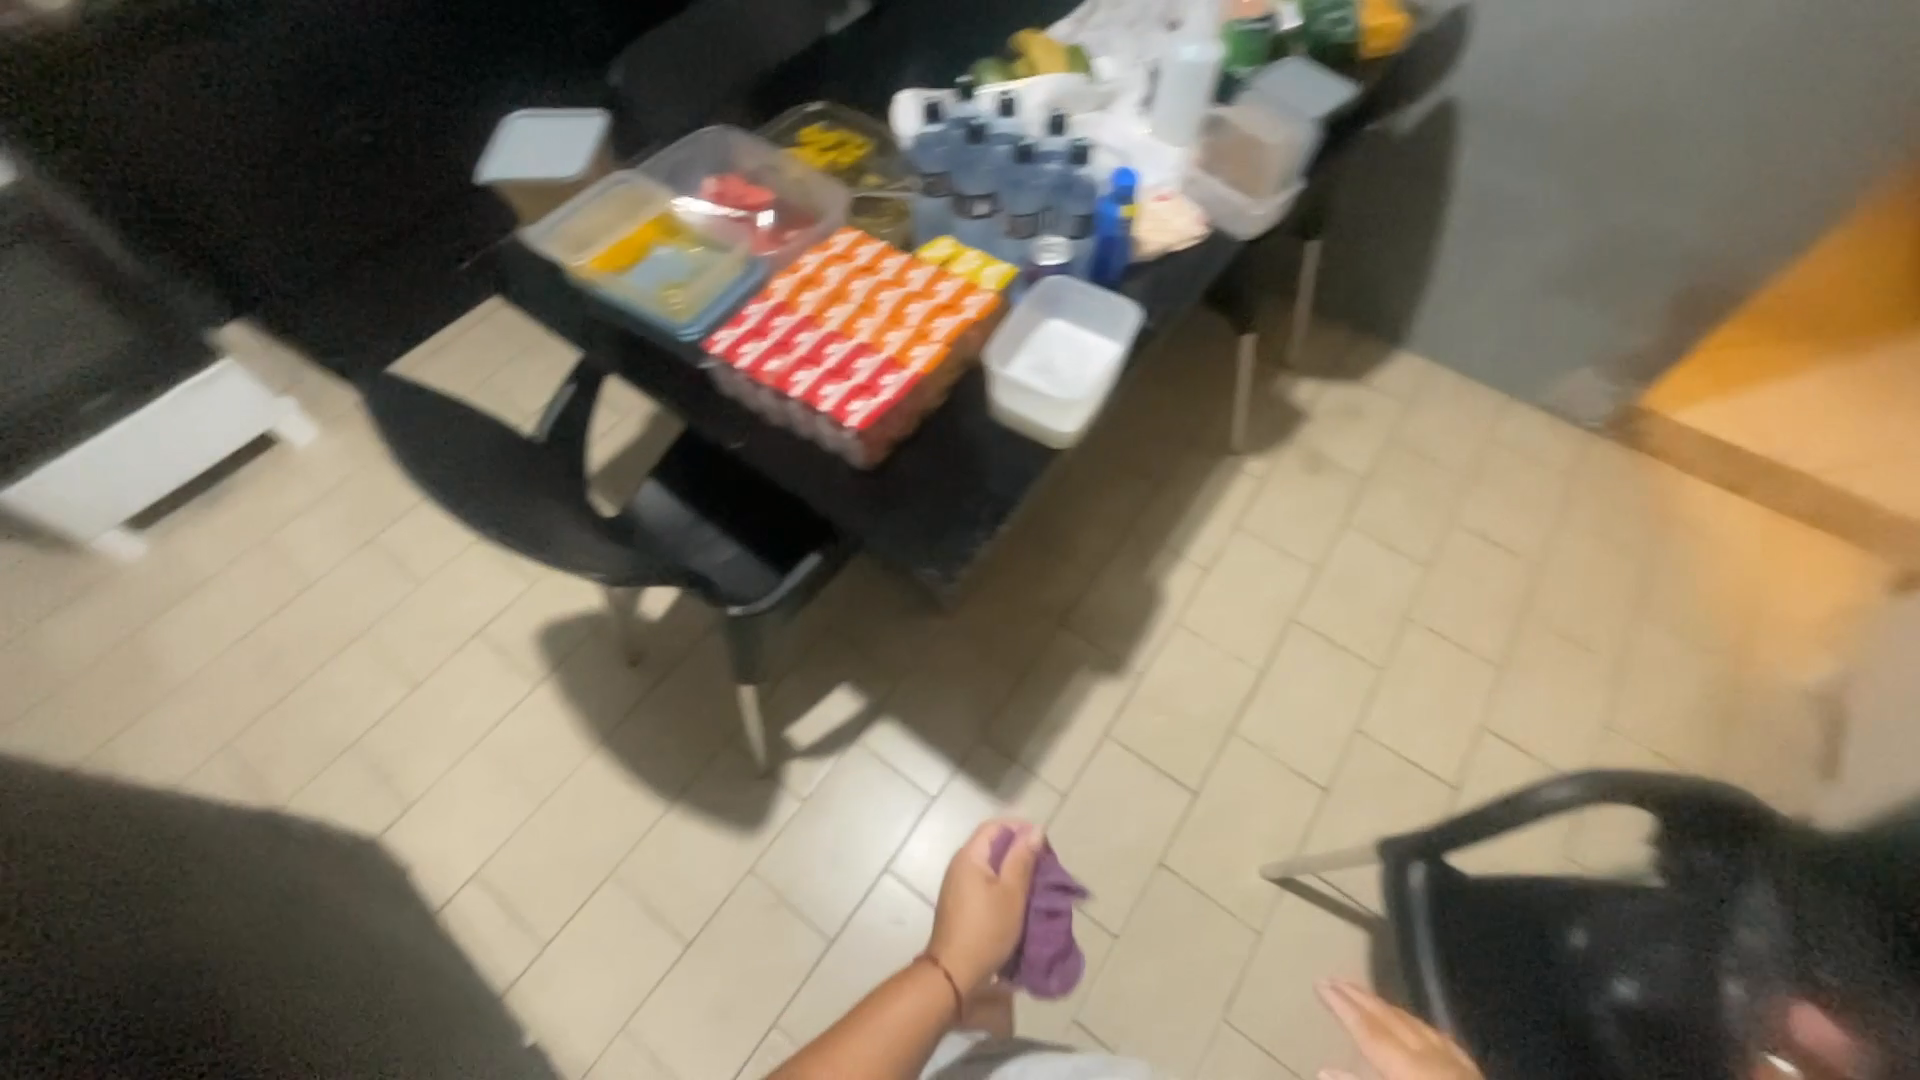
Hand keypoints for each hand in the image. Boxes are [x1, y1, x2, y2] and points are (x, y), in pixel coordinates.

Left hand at [926, 819, 1042, 992]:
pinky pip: (983, 881)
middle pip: (991, 843)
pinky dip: (1001, 883)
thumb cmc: (986, 929)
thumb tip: (1035, 829)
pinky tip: (1017, 898)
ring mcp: (957, 884)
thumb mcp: (1011, 893)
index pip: (995, 826)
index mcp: (969, 856)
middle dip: (1018, 849)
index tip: (1043, 844)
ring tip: (1035, 881)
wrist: (954, 972)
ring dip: (1012, 868)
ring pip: (988, 864)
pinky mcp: (959, 902)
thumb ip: (1022, 859)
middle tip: (1043, 864)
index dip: (1020, 828)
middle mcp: (959, 864)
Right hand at [1317, 979, 1482, 1079]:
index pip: (1370, 1031)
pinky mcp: (1478, 1078)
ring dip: (1388, 1008)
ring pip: (1419, 1027)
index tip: (1320, 983)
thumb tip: (1325, 1070)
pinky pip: (1444, 1043)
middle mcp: (1435, 1061)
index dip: (1342, 1006)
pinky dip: (1421, 1028)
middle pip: (1393, 1021)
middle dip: (1361, 999)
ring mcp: (1460, 1068)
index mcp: (1411, 1071)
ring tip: (1367, 996)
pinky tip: (1420, 1029)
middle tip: (1335, 980)